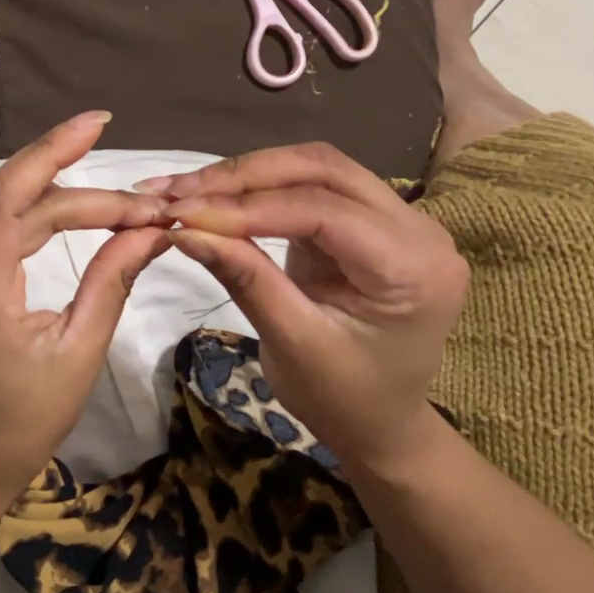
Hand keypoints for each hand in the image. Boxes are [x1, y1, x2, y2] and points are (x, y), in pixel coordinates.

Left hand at [0, 111, 172, 510]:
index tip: (109, 146)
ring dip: (53, 188)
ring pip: (0, 205)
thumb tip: (152, 229)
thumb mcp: (78, 351)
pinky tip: (72, 201)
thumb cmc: (26, 416)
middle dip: (62, 166)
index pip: (10, 200)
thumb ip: (111, 282)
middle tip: (112, 146)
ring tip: (109, 180)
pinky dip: (35, 208)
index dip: (59, 165)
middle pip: (5, 194)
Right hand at [140, 143, 468, 474]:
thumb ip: (245, 277)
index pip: (323, 210)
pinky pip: (306, 186)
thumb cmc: (344, 397)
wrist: (378, 424)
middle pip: (322, 169)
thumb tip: (184, 230)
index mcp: (414, 267)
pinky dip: (254, 189)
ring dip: (244, 175)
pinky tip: (211, 197)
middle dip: (243, 175)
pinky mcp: (362, 220)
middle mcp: (416, 229)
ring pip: (311, 168)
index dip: (248, 207)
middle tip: (177, 192)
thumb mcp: (293, 343)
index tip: (182, 214)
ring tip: (183, 190)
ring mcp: (393, 219)